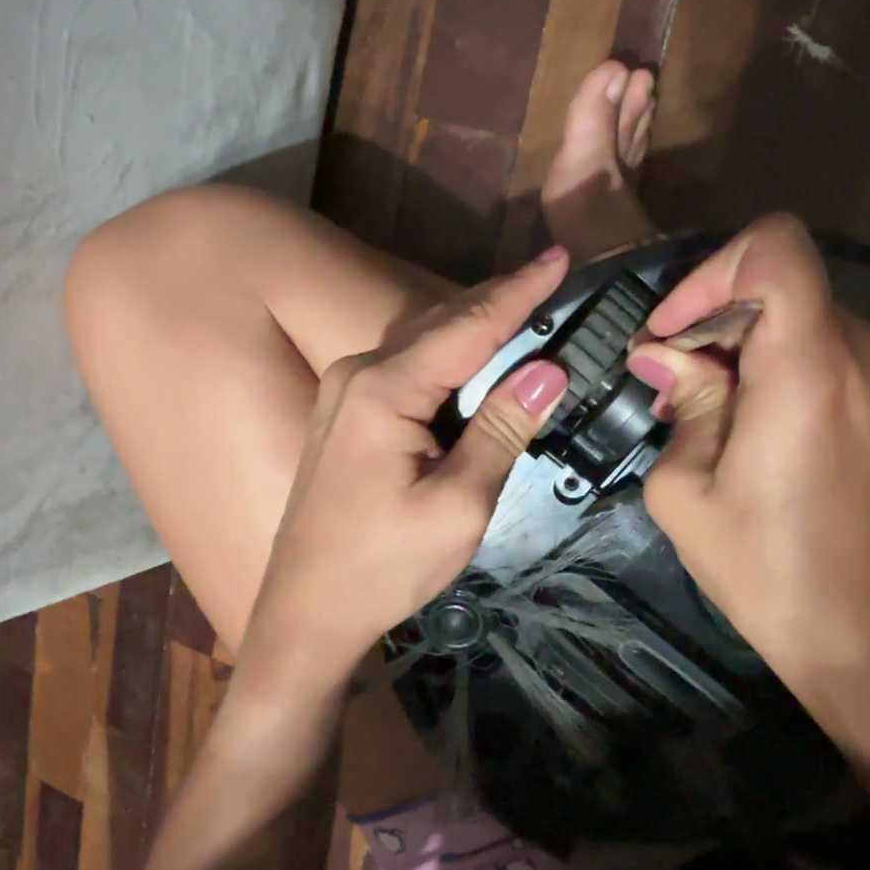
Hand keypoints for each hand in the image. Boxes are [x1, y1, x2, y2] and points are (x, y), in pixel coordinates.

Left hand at [247, 248, 572, 675]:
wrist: (308, 612)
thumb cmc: (385, 567)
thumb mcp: (459, 505)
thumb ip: (503, 430)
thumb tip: (551, 369)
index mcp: (384, 390)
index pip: (469, 327)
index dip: (520, 292)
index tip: (561, 257)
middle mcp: (357, 373)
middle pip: (443, 324)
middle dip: (501, 300)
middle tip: (555, 280)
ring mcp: (343, 391)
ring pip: (424, 342)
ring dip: (477, 326)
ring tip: (529, 308)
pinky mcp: (343, 412)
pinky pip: (407, 366)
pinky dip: (450, 356)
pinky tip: (478, 357)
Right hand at [626, 216, 869, 732]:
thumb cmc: (768, 575)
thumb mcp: (687, 493)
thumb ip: (682, 404)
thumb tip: (663, 354)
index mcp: (811, 368)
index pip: (774, 247)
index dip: (710, 272)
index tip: (673, 334)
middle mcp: (867, 350)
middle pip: (780, 285)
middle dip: (713, 324)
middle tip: (668, 389)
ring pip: (801, 318)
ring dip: (743, 350)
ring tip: (703, 417)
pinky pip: (828, 351)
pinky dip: (779, 369)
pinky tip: (750, 428)